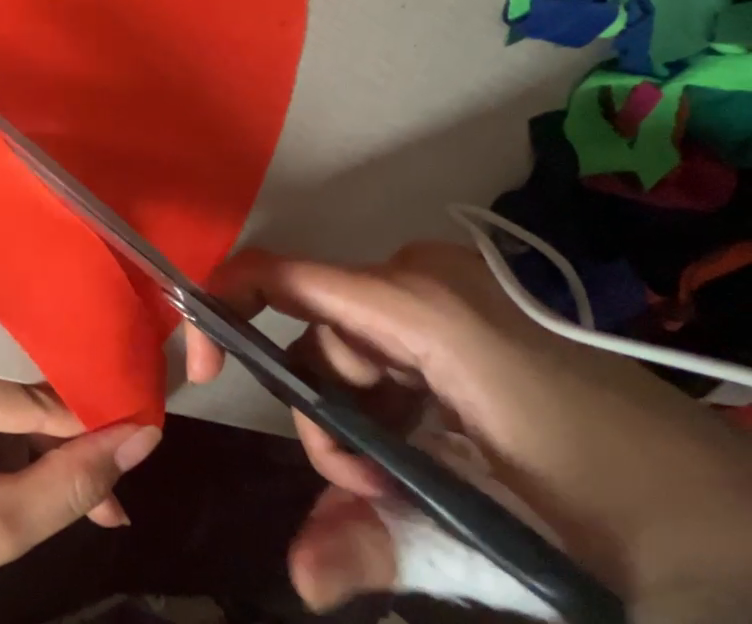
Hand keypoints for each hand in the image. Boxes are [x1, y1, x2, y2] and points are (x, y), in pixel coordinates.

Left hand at [0, 354, 159, 623]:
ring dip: (47, 442)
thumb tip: (145, 438)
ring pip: (1, 390)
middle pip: (18, 377)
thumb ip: (76, 480)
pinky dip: (10, 438)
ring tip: (100, 498)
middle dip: (73, 430)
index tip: (155, 432)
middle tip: (127, 469)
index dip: (98, 415)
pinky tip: (50, 480)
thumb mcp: (0, 526)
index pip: (34, 389)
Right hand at [186, 241, 751, 619]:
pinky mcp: (473, 323)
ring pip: (345, 348)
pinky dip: (385, 411)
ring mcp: (456, 300)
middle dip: (320, 413)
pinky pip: (384, 353)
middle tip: (368, 488)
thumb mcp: (512, 546)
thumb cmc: (647, 523)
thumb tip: (297, 575)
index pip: (281, 276)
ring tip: (408, 489)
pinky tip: (431, 461)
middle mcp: (432, 283)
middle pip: (311, 332)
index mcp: (429, 312)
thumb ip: (389, 548)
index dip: (218, 311)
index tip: (204, 377)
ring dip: (354, 423)